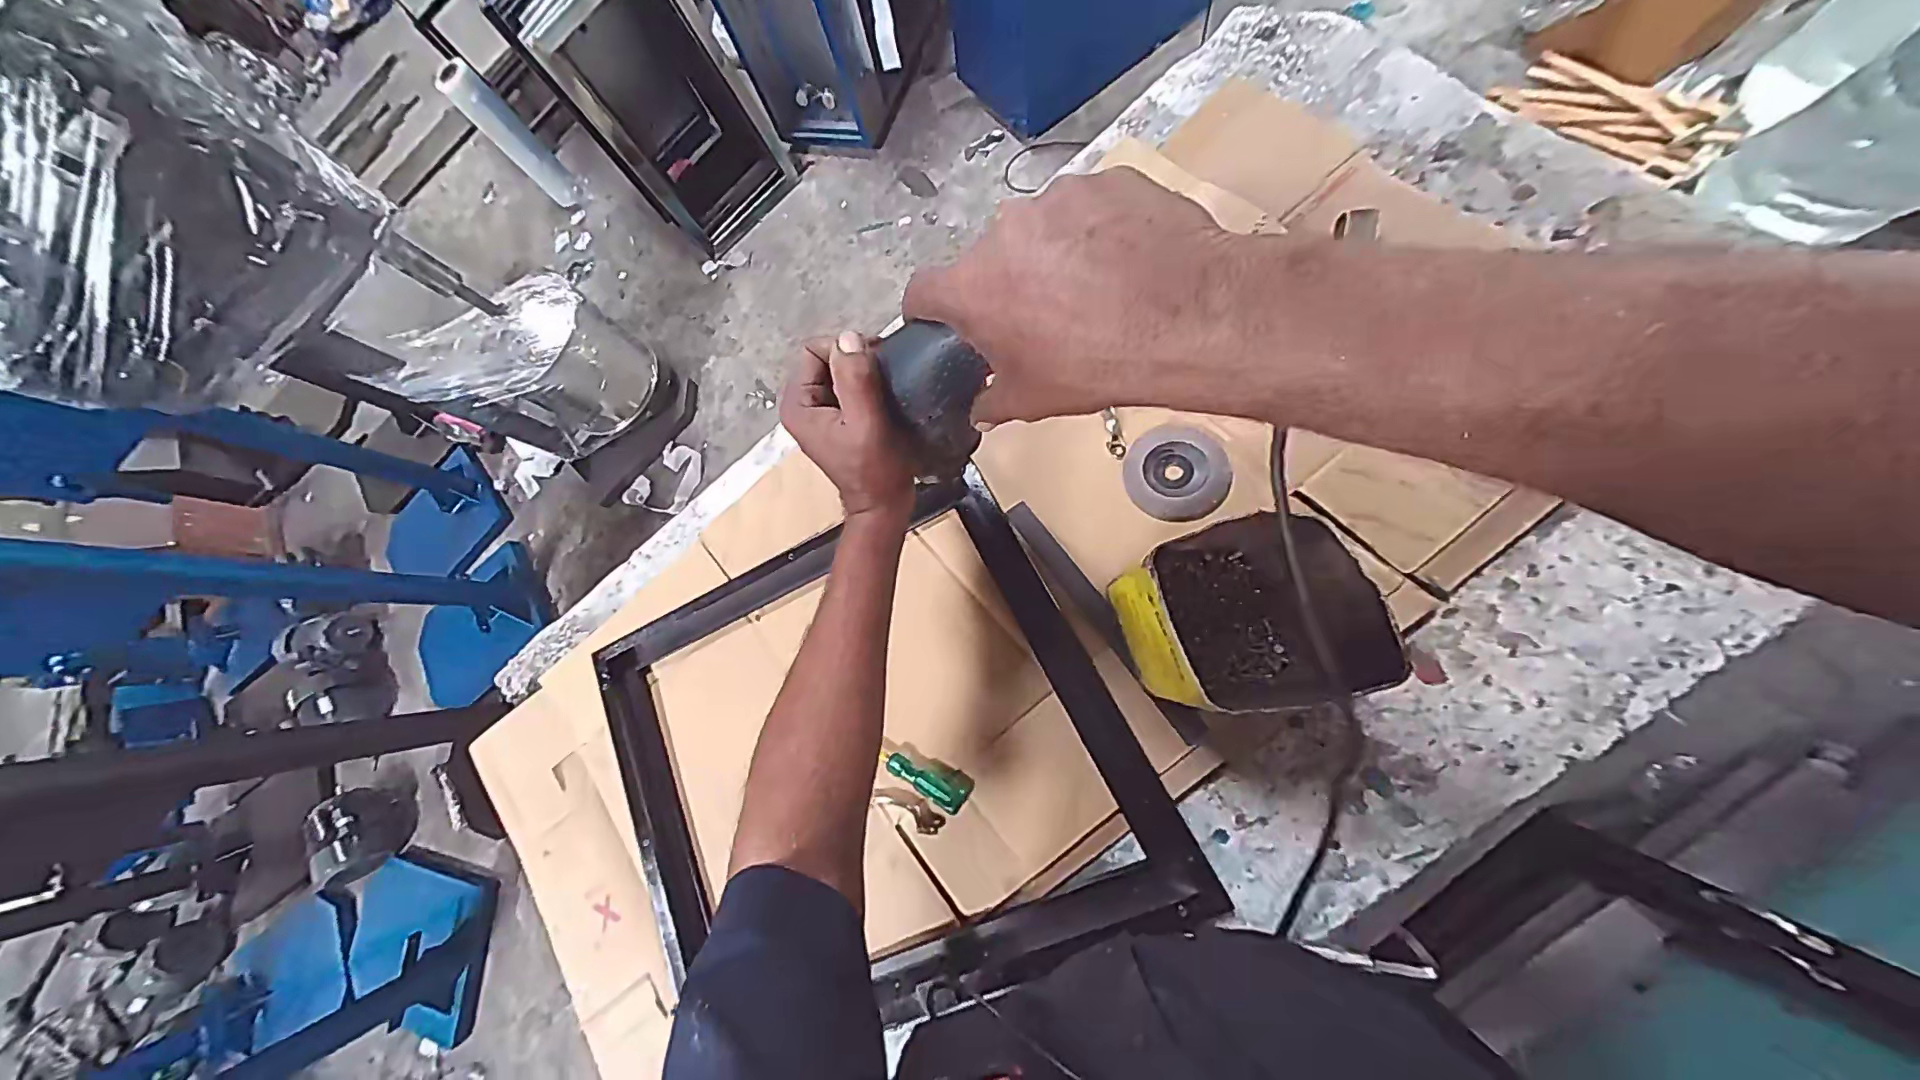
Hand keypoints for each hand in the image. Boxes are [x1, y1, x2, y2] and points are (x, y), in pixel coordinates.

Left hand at [782, 331, 916, 519]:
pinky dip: (866, 387)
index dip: (846, 351)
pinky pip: (848, 387)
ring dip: (863, 375)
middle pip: (826, 358)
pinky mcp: (836, 419)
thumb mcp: (866, 423)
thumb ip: (855, 380)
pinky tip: (881, 401)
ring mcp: (818, 413)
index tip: (873, 368)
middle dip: (855, 362)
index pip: (813, 349)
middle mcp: (802, 406)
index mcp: (797, 405)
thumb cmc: (875, 471)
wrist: (883, 504)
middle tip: (881, 381)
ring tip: (883, 393)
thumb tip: (849, 337)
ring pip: (840, 371)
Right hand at [904, 167, 1244, 425]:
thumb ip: (992, 402)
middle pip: (988, 259)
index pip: (921, 291)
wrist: (1187, 321)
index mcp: (973, 286)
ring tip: (1093, 289)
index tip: (943, 323)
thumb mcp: (1033, 400)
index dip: (928, 311)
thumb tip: (980, 407)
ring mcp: (1058, 198)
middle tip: (1041, 317)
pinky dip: (1096, 232)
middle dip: (1005, 286)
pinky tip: (1124, 264)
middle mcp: (1004, 230)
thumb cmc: (1097, 366)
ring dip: (1052, 255)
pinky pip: (1087, 209)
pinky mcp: (1107, 180)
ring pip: (1039, 230)